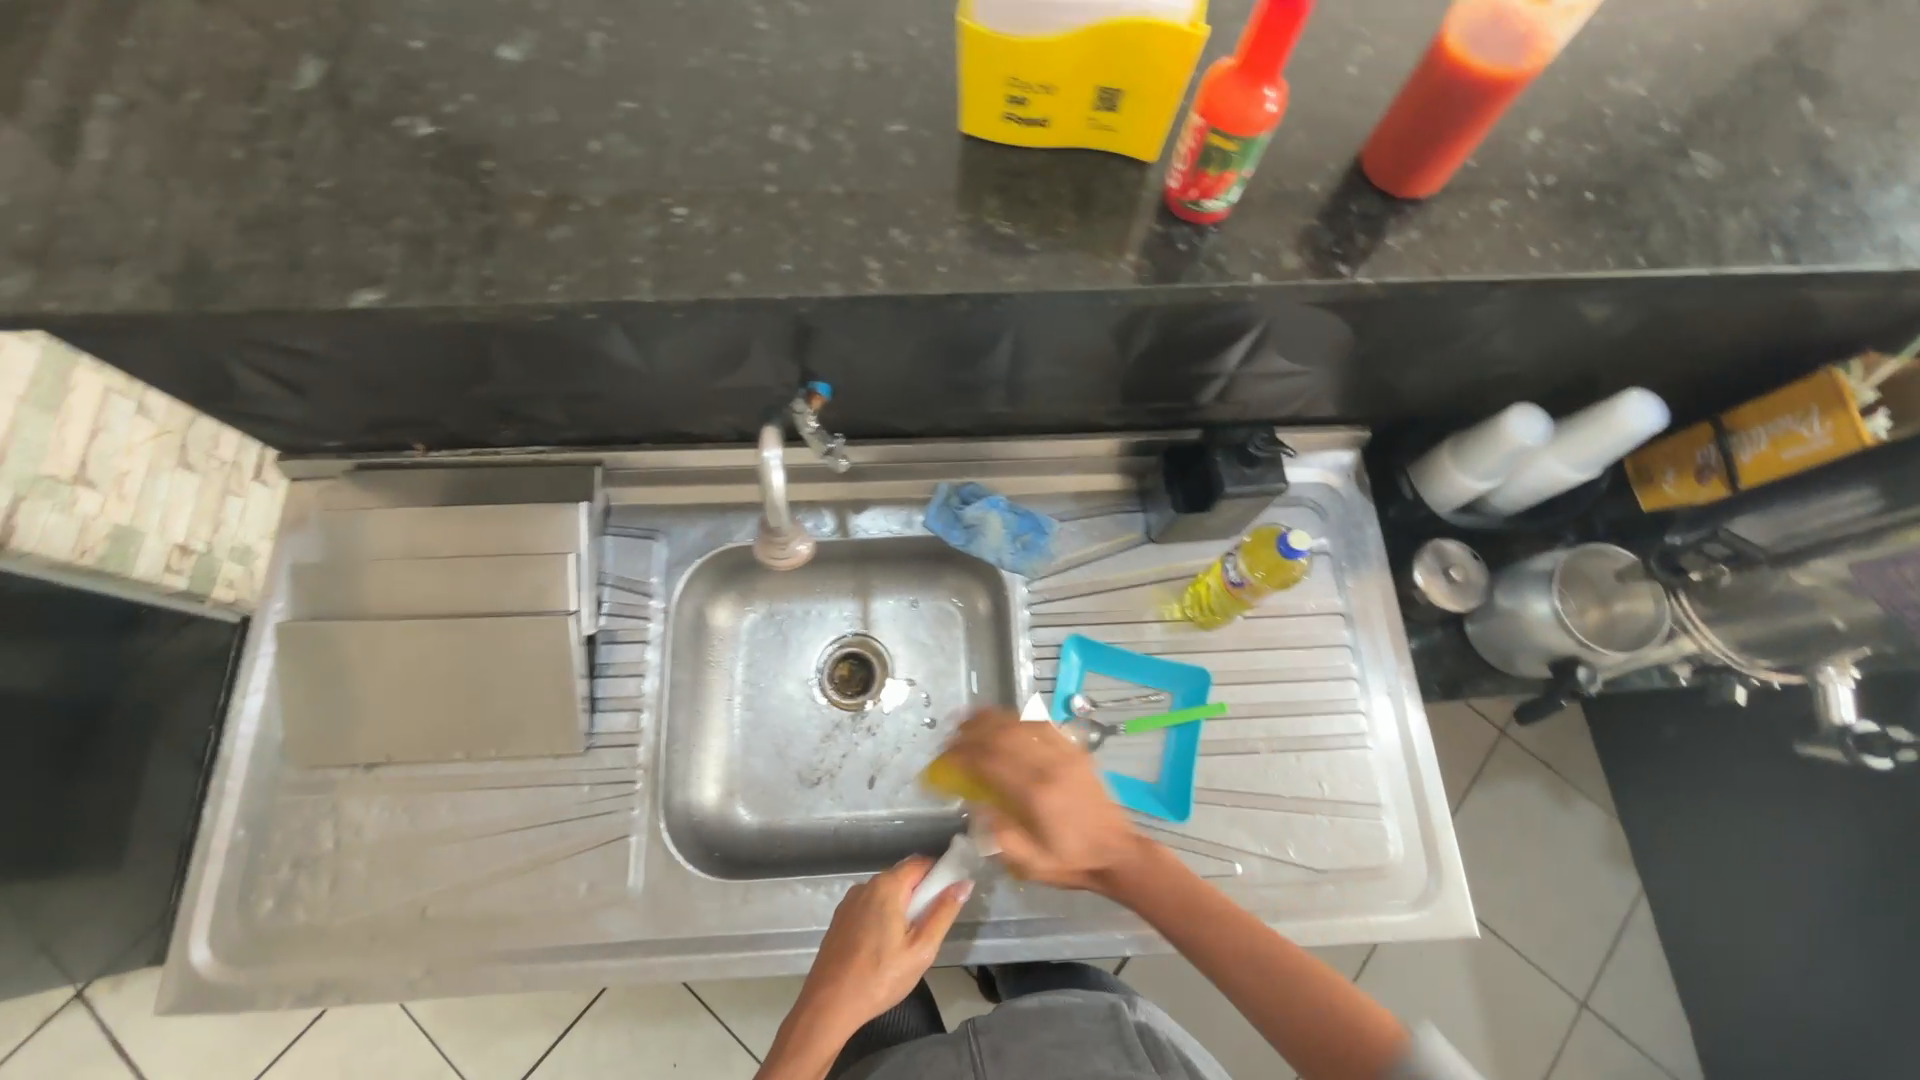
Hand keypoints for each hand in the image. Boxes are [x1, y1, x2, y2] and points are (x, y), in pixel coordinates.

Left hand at [793, 856, 969, 1036]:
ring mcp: (850, 901)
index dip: (939, 873)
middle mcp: (866, 886)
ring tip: (908, 941)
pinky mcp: (840, 918)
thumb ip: (943, 913)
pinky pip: (870, 905)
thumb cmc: (880, 978)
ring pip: (885, 892)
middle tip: (931, 926)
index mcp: (887, 887)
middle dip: (920, 893)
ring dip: (901, 905)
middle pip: (902, 876)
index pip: (920, 863)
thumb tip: (963, 883)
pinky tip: (884, 945)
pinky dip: (883, 914)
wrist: (828, 1005)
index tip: (951, 895)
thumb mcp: (921, 949)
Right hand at [946, 705, 1152, 894]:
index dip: (961, 755)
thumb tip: (977, 807)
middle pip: (1002, 734)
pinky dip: (1020, 718)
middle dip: (971, 731)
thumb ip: (999, 836)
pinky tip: (1007, 721)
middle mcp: (1049, 766)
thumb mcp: (1030, 864)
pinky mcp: (1076, 751)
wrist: (1117, 854)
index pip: (989, 761)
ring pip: (1022, 722)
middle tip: (951, 737)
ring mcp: (1065, 754)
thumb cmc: (1071, 862)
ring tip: (970, 721)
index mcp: (1034, 794)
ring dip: (993, 718)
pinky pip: (1044, 724)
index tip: (944, 757)